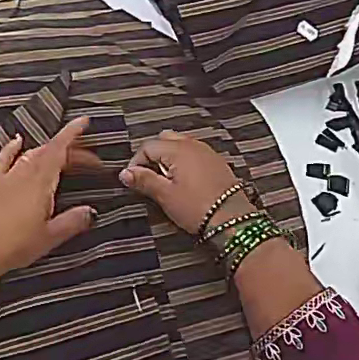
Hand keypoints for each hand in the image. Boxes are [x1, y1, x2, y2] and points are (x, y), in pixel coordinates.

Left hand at [0, 117, 103, 280]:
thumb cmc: (15, 245)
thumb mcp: (50, 236)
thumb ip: (73, 221)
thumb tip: (91, 212)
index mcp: (40, 183)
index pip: (59, 150)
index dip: (72, 134)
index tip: (84, 121)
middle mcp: (23, 174)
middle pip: (49, 152)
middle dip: (69, 149)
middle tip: (88, 157)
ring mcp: (6, 179)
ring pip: (30, 155)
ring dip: (47, 150)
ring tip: (62, 153)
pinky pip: (4, 160)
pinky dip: (11, 149)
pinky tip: (16, 141)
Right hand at [119, 130, 252, 236]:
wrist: (233, 220)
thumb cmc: (198, 208)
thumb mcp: (165, 195)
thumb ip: (144, 180)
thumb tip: (126, 173)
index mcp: (178, 149)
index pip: (148, 146)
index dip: (136, 162)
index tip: (133, 180)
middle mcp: (194, 145)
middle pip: (165, 139)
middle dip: (153, 155)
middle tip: (148, 177)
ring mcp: (207, 152)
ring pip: (181, 144)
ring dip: (169, 157)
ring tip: (166, 180)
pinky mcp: (217, 163)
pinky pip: (195, 153)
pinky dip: (185, 161)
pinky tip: (184, 181)